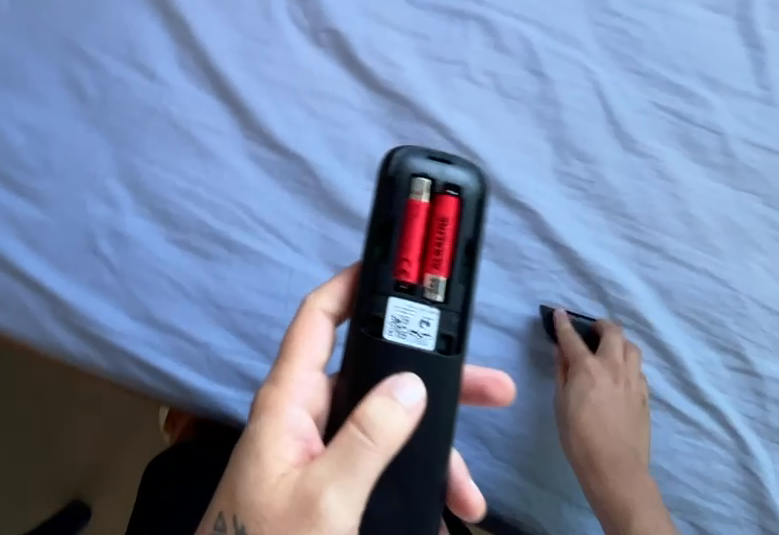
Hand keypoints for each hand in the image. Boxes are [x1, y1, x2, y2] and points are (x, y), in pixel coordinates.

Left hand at [200, 265, 516, 533]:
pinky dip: (409, 484)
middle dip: (430, 383)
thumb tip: (411, 382)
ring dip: (428, 454)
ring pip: (381, 429)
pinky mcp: (323, 485)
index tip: (393, 269)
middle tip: (489, 389)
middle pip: (372, 377)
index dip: (350, 285)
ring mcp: (313, 452)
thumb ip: (368, 438)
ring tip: (470, 495)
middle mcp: (302, 416)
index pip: (317, 319)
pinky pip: (374, 468)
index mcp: (289, 400)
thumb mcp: (326, 497)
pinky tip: (437, 514)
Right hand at [552, 310, 676, 534]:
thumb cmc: (579, 438)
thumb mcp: (561, 403)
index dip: (563, 322)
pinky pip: (639, 370)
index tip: (559, 313)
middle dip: (600, 325)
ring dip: (619, 343)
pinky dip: (629, 365)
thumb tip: (561, 351)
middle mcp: (613, 367)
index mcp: (587, 368)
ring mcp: (633, 381)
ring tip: (609, 352)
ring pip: (632, 348)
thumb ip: (562, 372)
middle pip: (613, 332)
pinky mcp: (645, 396)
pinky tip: (621, 377)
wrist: (616, 470)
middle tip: (591, 332)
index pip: (572, 336)